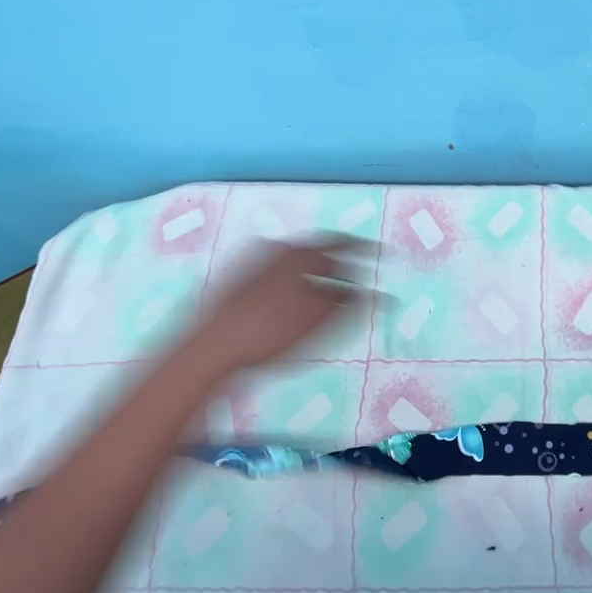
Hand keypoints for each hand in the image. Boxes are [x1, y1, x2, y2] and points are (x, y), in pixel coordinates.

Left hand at [189, 237, 374, 371]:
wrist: (209, 349)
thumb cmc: (268, 332)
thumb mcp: (318, 320)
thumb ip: (352, 304)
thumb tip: (380, 295)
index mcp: (298, 252)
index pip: (341, 243)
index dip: (364, 249)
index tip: (381, 252)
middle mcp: (274, 250)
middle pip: (314, 252)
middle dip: (337, 263)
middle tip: (355, 275)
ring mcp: (251, 265)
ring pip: (292, 265)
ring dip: (313, 276)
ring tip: (327, 294)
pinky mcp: (234, 284)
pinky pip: (274, 277)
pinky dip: (291, 285)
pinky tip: (292, 307)